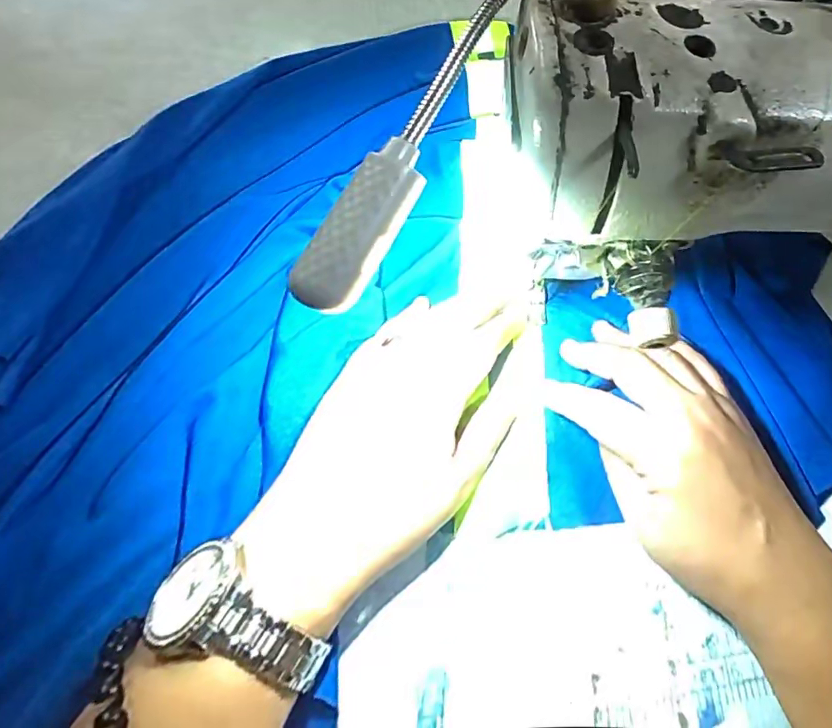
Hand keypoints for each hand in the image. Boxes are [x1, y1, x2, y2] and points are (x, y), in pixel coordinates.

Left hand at [234, 293, 527, 633]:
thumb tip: (524, 382)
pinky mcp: (345, 384)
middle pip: (451, 325)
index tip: (527, 310)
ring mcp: (371, 376)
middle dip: (483, 303)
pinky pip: (380, 339)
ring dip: (452, 306)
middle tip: (510, 287)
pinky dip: (403, 319)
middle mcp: (405, 374)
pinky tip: (419, 308)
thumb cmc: (393, 519)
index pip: (480, 346)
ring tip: (478, 294)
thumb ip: (492, 425)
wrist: (304, 544)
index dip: (505, 325)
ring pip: (419, 326)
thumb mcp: (457, 482)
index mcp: (438, 397)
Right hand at [544, 323, 829, 624]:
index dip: (569, 398)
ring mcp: (715, 403)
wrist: (773, 559)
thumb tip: (603, 430)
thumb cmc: (703, 556)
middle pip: (635, 366)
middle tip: (569, 346)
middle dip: (598, 353)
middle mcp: (690, 411)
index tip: (544, 387)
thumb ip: (619, 467)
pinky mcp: (732, 405)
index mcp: (663, 447)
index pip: (603, 409)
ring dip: (633, 340)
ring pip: (668, 355)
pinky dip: (672, 347)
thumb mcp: (644, 523)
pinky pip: (698, 362)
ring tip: (605, 329)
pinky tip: (657, 343)